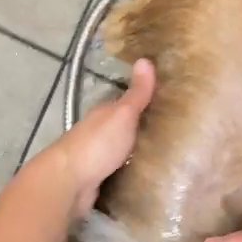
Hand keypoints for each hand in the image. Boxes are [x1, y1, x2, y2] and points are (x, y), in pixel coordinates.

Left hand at [34, 59, 156, 218]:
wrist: (68, 182)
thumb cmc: (97, 145)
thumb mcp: (122, 115)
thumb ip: (136, 94)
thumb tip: (145, 59)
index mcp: (103, 114)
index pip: (126, 104)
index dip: (144, 102)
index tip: (167, 105)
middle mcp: (97, 133)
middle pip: (123, 128)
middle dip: (142, 130)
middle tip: (173, 136)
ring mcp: (95, 157)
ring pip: (120, 151)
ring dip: (136, 153)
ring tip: (165, 158)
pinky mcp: (95, 179)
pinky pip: (117, 172)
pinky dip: (129, 171)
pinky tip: (145, 176)